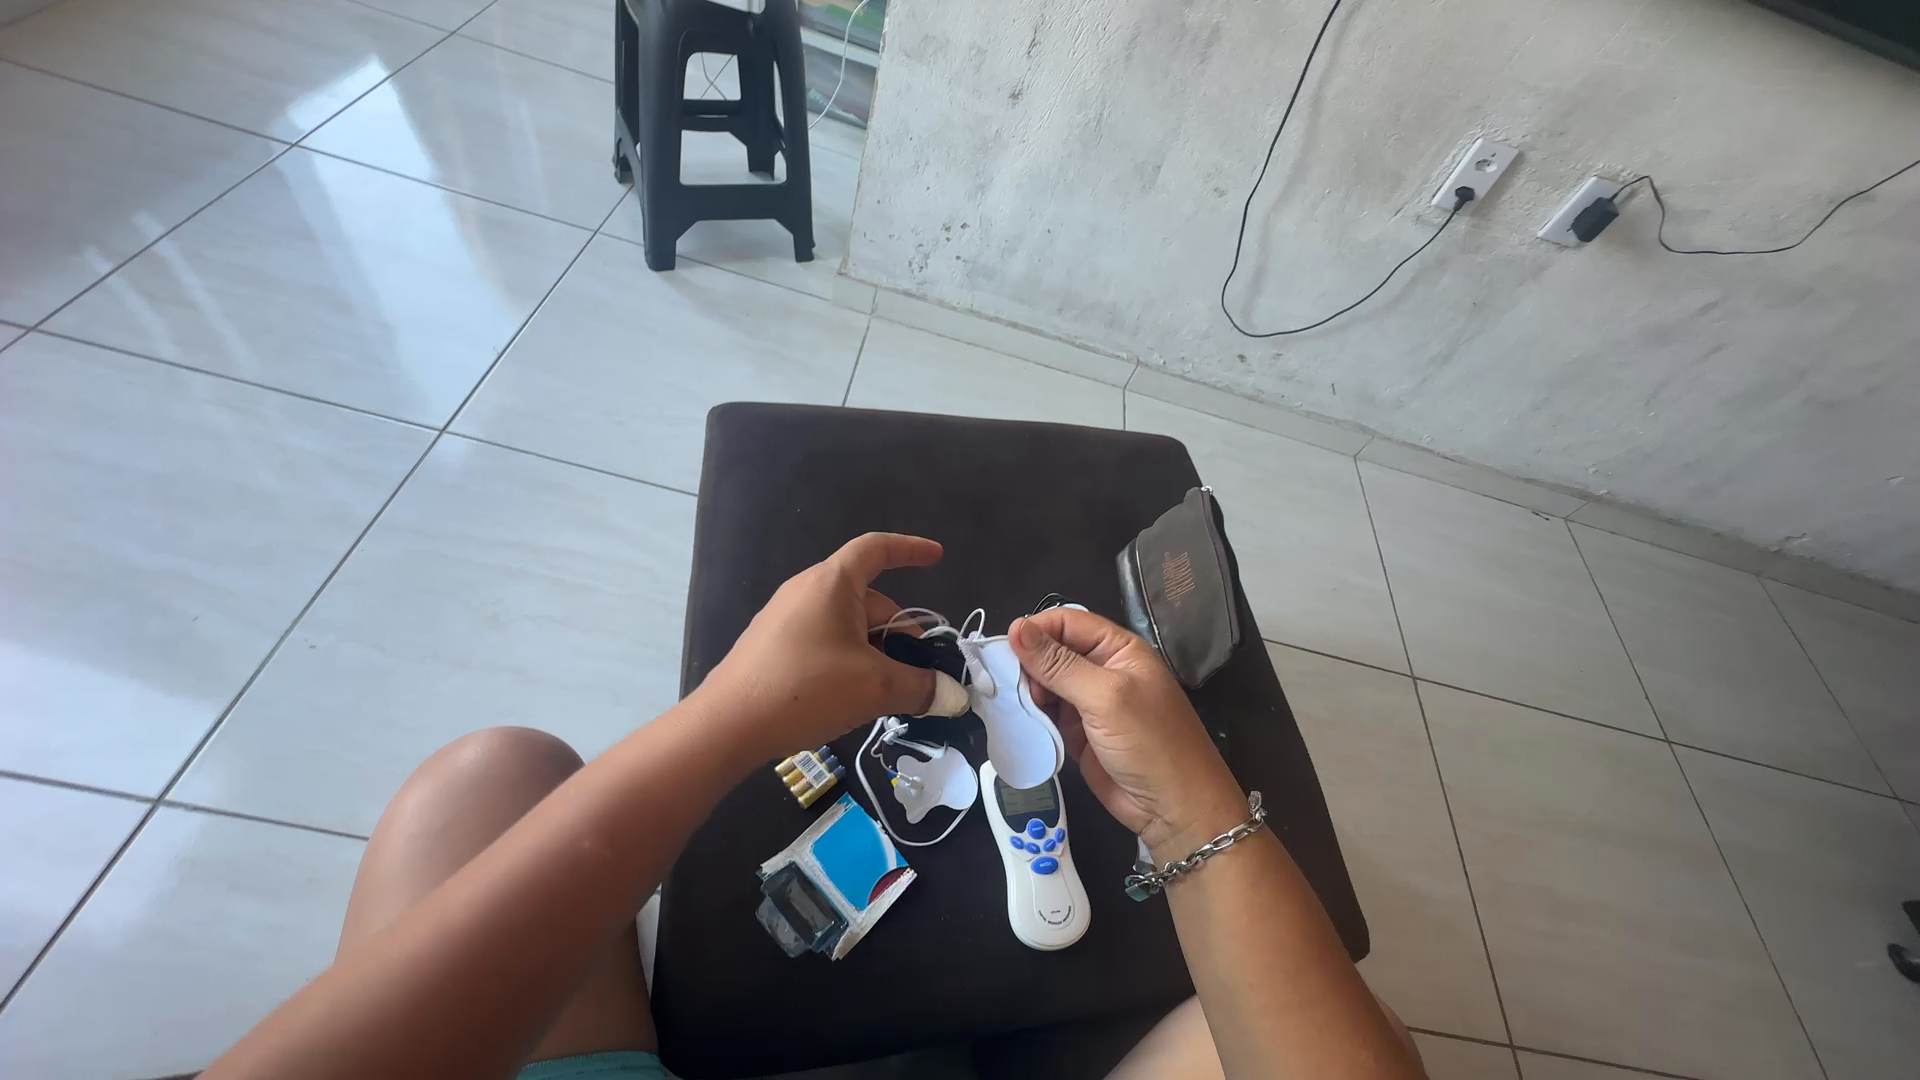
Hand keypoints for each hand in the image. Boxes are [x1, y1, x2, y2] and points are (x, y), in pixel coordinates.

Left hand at [696, 533, 942, 755]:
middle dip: (900, 631)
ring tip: (888, 692)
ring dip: (876, 651)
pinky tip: (852, 697)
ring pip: (847, 625)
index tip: (937, 556)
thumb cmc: (806, 689)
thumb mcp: (875, 688)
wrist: (727, 726)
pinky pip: (824, 642)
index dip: (910, 549)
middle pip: (868, 599)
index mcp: (832, 583)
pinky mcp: (772, 647)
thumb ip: (921, 687)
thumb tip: (953, 696)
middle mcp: (807, 591)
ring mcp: (785, 619)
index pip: (877, 549)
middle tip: (919, 671)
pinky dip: (849, 660)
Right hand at [1009, 608, 1245, 857]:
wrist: (1173, 810)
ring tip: (1019, 706)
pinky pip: (1047, 713)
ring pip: (1045, 682)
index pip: (1067, 622)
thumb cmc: (1149, 744)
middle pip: (1052, 650)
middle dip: (1029, 663)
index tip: (1007, 649)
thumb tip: (1017, 627)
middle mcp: (1102, 669)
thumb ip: (1059, 663)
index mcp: (1117, 648)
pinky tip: (1021, 722)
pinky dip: (1033, 716)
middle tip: (1011, 685)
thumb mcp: (1105, 697)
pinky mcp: (1078, 731)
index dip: (1036, 630)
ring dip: (1028, 691)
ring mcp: (1089, 702)